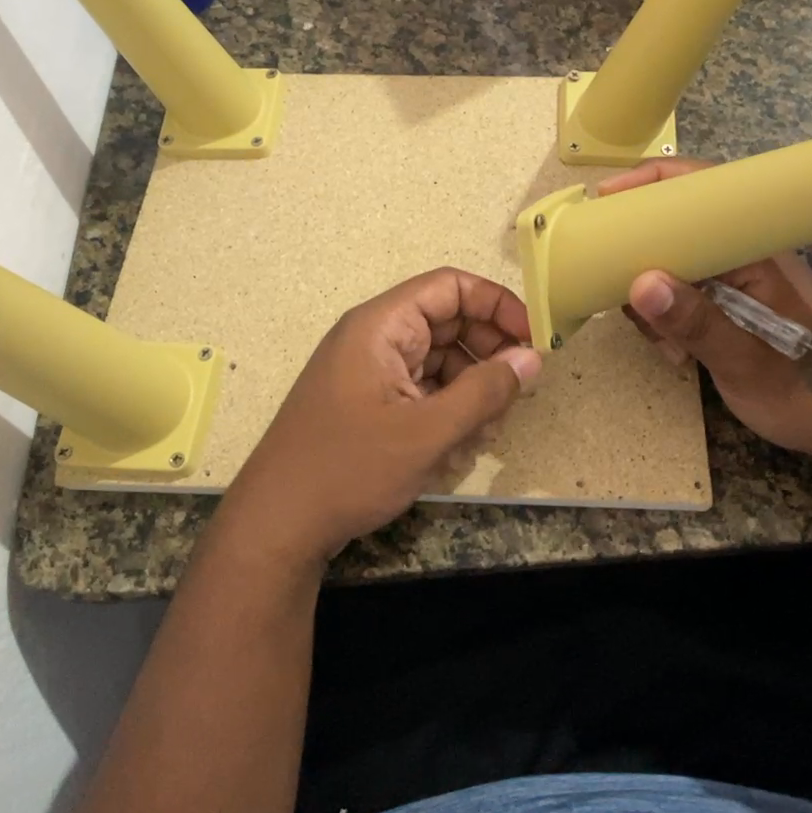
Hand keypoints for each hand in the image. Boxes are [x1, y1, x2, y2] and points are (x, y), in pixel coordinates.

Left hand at [216, 268, 542, 566]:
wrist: (277, 525)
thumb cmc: (348, 469)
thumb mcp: (426, 433)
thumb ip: (484, 392)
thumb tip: (532, 358)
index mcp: (381, 326)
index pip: (450, 287)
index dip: (496, 304)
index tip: (533, 339)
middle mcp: (375, 339)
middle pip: (448, 323)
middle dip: (488, 354)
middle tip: (518, 393)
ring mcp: (371, 373)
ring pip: (439, 361)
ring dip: (472, 389)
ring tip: (490, 431)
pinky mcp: (371, 405)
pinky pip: (422, 391)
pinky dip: (448, 410)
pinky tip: (463, 446)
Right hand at [600, 159, 811, 466]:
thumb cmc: (807, 393)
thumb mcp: (746, 363)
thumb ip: (696, 323)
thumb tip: (638, 283)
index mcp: (756, 249)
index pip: (700, 189)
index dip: (649, 183)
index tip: (602, 203)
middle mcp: (743, 255)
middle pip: (674, 228)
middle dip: (640, 260)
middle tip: (619, 298)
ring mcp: (735, 281)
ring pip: (671, 267)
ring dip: (652, 302)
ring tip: (666, 347)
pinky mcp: (728, 306)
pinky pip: (681, 297)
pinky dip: (666, 321)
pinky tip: (676, 356)